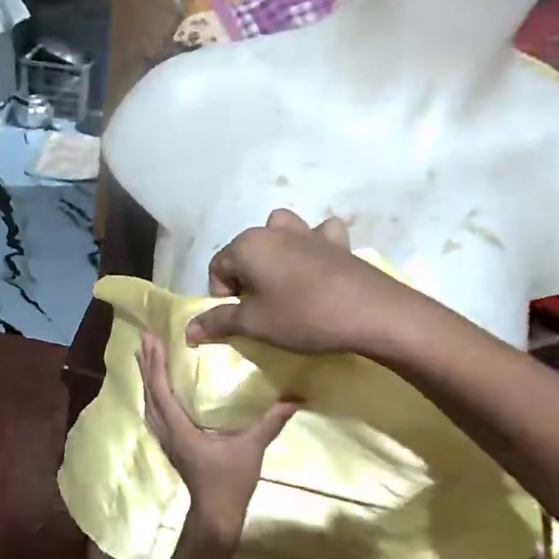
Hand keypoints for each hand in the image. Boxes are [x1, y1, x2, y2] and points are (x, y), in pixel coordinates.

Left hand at [136, 330, 297, 541]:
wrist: (216, 514)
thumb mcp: (253, 448)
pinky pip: (154, 415)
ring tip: (145, 357)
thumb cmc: (231, 481)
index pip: (162, 391)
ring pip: (149, 405)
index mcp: (181, 430)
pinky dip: (152, 396)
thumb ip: (271, 422)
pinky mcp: (172, 447)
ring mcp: (167, 441)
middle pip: (150, 394)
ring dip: (147, 380)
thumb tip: (297, 398)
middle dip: (147, 365)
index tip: (152, 340)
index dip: (156, 365)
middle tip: (143, 338)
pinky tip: (156, 392)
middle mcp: (168, 433)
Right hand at [186, 209, 431, 356]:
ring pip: (280, 232)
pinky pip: (319, 234)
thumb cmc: (302, 316)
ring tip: (284, 281)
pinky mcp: (337, 241)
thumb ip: (219, 322)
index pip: (217, 269)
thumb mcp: (255, 324)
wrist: (369, 312)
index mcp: (248, 245)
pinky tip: (320, 263)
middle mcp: (274, 230)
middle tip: (262, 308)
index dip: (223, 298)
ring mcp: (308, 231)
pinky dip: (315, 244)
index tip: (241, 320)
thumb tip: (189, 329)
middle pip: (246, 250)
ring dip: (276, 251)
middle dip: (247, 276)